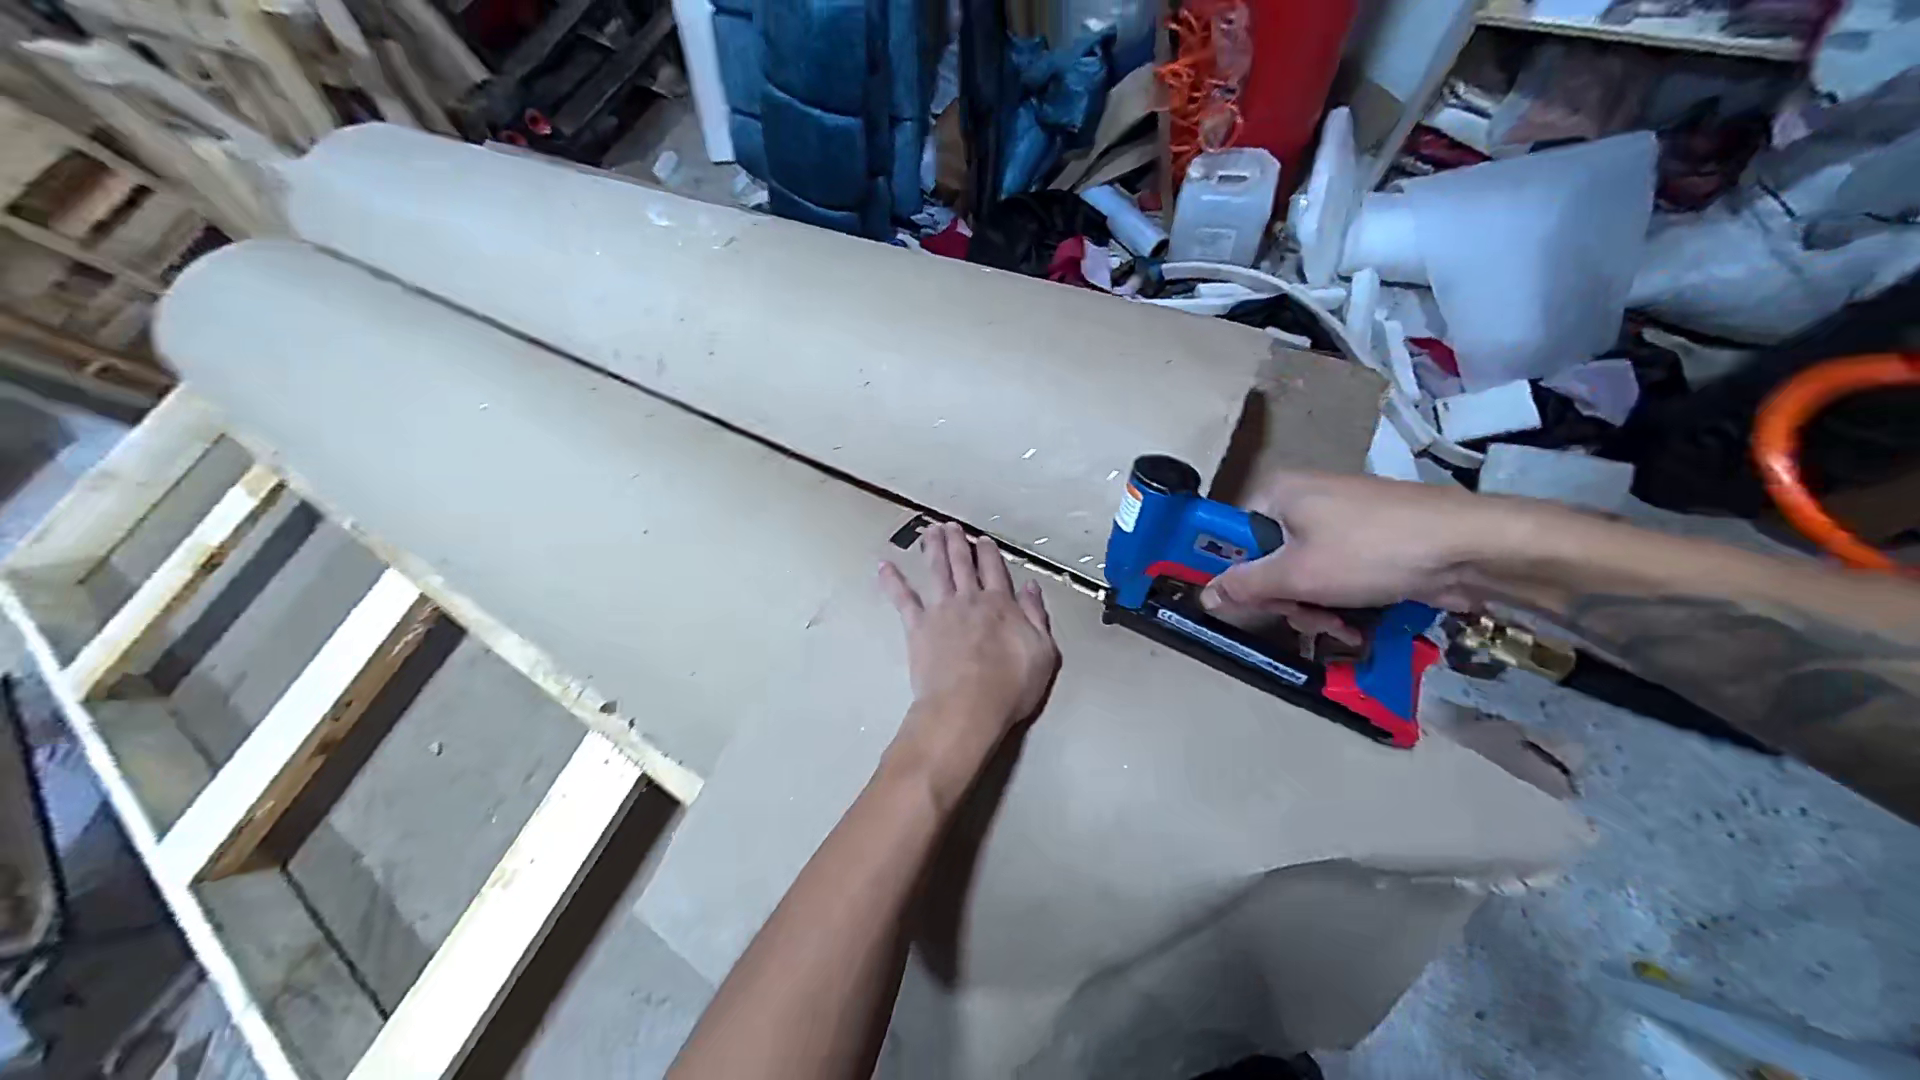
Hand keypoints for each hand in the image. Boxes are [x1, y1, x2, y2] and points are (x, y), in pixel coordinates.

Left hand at [878, 523, 1058, 758]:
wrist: (968, 706)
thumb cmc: (1011, 685)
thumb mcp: (1043, 651)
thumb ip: (1036, 616)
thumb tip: (1031, 587)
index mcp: (1001, 605)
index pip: (994, 569)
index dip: (988, 552)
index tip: (983, 540)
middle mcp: (970, 599)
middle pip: (963, 564)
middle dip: (958, 542)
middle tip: (951, 526)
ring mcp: (941, 611)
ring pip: (937, 571)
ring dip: (933, 548)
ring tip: (930, 532)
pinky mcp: (917, 627)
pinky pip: (902, 599)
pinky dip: (892, 581)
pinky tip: (884, 566)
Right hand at [1201, 471, 1531, 643]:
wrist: (1472, 547)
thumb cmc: (1371, 552)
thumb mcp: (1296, 575)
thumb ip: (1244, 586)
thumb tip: (1203, 596)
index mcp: (1277, 493)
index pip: (1231, 535)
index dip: (1235, 573)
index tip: (1249, 603)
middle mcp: (1303, 499)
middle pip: (1266, 560)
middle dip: (1284, 599)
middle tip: (1306, 618)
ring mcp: (1338, 519)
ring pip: (1300, 573)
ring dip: (1313, 608)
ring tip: (1339, 627)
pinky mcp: (1367, 540)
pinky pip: (1332, 573)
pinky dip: (1338, 601)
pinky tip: (1356, 626)